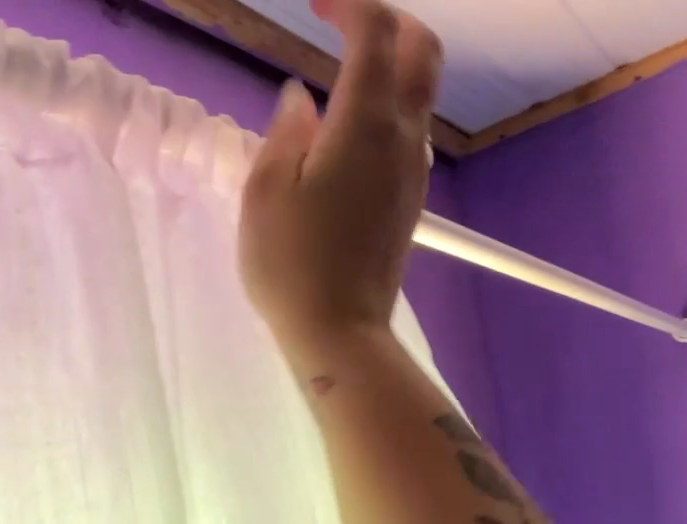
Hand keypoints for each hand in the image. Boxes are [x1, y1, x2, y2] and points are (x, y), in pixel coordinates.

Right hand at [238, 0, 441, 352]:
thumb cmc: (290, 264)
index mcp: (363, 124)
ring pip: (421, 92)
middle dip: (390, 24)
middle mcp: (401, 136)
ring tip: (345, 79)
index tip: (317, 4)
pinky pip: (409, 133)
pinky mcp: (409, 200)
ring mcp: (411, 170)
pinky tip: (351, 136)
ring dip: (393, 66)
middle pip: (422, 50)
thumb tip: (299, 100)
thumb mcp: (264, 195)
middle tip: (347, 27)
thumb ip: (283, 135)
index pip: (375, 33)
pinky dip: (389, 109)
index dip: (351, 3)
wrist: (338, 329)